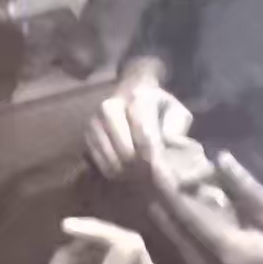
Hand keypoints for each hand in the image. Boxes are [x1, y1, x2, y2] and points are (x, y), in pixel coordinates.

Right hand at [87, 61, 191, 178]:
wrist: (131, 89)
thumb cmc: (157, 105)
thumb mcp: (176, 112)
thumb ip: (175, 131)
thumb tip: (164, 154)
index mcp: (137, 97)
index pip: (145, 135)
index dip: (155, 158)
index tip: (164, 172)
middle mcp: (109, 107)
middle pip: (127, 152)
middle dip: (142, 168)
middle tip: (154, 174)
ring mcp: (94, 122)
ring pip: (113, 162)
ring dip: (129, 173)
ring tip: (142, 173)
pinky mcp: (86, 136)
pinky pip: (102, 165)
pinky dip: (117, 173)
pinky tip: (128, 170)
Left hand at [149, 149, 262, 263]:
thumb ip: (246, 189)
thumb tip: (220, 158)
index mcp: (222, 248)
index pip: (179, 208)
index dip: (161, 181)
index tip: (151, 155)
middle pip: (157, 220)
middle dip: (148, 189)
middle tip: (144, 160)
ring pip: (151, 234)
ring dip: (147, 204)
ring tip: (145, 177)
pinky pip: (156, 247)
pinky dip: (153, 223)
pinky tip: (155, 205)